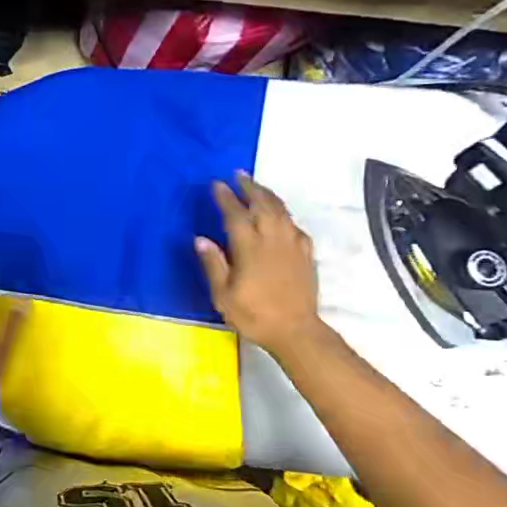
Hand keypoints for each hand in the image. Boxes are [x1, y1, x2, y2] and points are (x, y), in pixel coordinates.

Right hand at [196, 171, 323, 347]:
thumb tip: (200, 239)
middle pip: (262, 204)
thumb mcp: (223, 295)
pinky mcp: (306, 254)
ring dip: (268, 195)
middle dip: (250, 187)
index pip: (235, 214)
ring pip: (281, 211)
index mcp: (250, 247)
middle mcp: (272, 239)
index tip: (217, 184)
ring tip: (258, 187)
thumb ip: (213, 264)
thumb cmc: (254, 314)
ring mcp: (292, 245)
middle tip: (239, 174)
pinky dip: (285, 215)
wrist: (295, 331)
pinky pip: (295, 226)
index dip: (226, 198)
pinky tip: (281, 217)